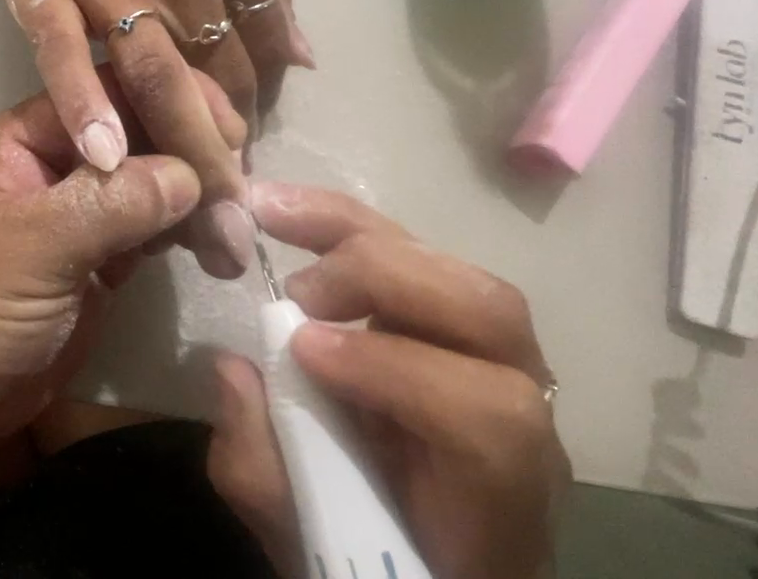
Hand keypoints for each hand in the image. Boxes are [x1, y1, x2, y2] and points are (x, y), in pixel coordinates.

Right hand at [0, 0, 313, 280]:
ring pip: (157, 71)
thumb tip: (302, 55)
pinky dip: (88, 106)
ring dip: (183, 141)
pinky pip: (69, 57)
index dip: (264, 92)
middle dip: (233, 140)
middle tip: (239, 210)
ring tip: (197, 205)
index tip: (251, 140)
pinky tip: (107, 158)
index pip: (261, 29)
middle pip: (217, 63)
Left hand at [0, 71, 245, 450]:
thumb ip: (110, 203)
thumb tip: (192, 172)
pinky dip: (190, 234)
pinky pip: (159, 226)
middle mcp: (63, 158)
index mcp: (30, 134)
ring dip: (202, 203)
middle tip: (241, 193)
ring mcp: (86, 207)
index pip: (111, 93)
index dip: (171, 103)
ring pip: (159, 181)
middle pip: (143, 133)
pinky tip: (219, 252)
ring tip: (234, 240)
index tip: (229, 135)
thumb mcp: (34, 248)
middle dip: (194, 158)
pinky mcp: (106, 252)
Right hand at [206, 185, 569, 578]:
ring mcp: (496, 359)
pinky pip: (419, 258)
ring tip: (278, 222)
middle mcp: (523, 416)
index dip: (397, 370)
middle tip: (295, 290)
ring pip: (462, 273)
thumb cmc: (370, 556)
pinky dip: (351, 227)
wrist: (424, 544)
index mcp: (500, 496)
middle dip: (384, 279)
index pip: (490, 416)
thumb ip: (262, 470)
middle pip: (492, 313)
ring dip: (365, 236)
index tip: (302, 352)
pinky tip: (289, 213)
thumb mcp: (301, 538)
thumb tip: (234, 368)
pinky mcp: (452, 322)